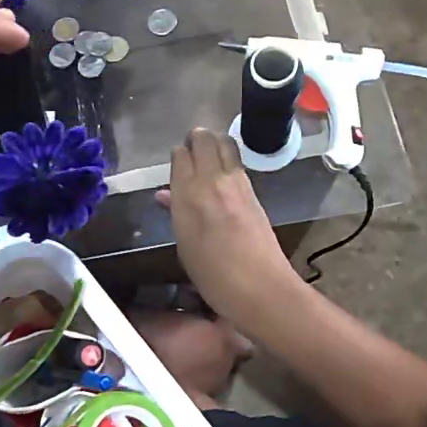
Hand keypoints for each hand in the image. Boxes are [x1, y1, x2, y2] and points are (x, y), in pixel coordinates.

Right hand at [157, 128, 303, 325]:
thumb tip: (166, 195)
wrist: (261, 287)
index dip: (177, 155)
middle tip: (191, 149)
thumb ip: (176, 213)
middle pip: (205, 139)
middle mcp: (213, 180)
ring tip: (206, 155)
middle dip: (196, 139)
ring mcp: (237, 183)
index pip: (180, 155)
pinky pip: (237, 163)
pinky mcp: (254, 191)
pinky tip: (222, 173)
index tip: (176, 163)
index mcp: (188, 193)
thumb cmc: (214, 276)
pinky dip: (227, 160)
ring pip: (225, 144)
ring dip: (214, 143)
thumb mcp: (185, 246)